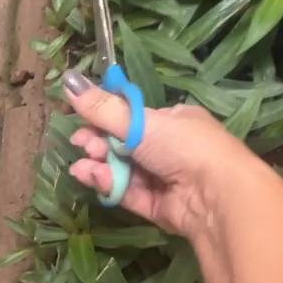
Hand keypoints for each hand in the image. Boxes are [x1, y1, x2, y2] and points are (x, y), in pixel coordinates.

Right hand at [62, 69, 265, 238]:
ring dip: (97, 167)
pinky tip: (93, 178)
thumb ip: (102, 108)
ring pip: (120, 171)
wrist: (214, 195)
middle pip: (121, 146)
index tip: (81, 126)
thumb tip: (68, 79)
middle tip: (83, 146)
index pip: (129, 119)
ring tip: (82, 169)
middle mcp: (168, 148)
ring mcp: (161, 178)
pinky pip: (125, 192)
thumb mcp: (139, 122)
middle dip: (97, 146)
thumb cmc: (183, 146)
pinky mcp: (154, 204)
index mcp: (172, 121)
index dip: (102, 122)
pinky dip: (108, 185)